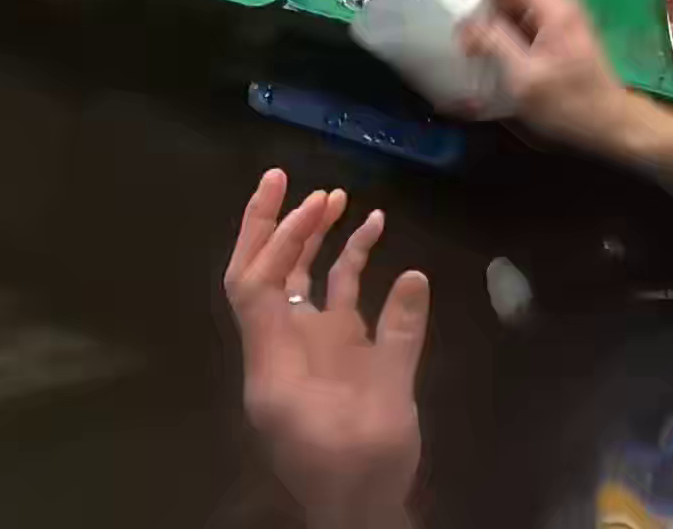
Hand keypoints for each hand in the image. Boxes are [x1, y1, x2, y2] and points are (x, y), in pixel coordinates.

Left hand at [225, 172, 428, 527]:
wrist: (363, 511)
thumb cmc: (364, 468)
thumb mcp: (387, 408)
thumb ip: (399, 340)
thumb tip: (414, 274)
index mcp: (275, 367)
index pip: (258, 291)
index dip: (278, 244)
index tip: (312, 205)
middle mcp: (281, 347)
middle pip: (259, 276)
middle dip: (265, 227)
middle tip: (279, 177)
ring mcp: (308, 343)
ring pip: (295, 278)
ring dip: (309, 236)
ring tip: (334, 195)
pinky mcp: (336, 344)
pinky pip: (336, 290)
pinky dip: (349, 257)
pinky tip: (373, 228)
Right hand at [459, 0, 650, 153]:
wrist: (608, 123)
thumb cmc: (570, 104)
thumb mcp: (525, 77)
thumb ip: (494, 43)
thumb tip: (466, 23)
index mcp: (553, 7)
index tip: (458, 2)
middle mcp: (557, 4)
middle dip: (481, 2)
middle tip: (463, 32)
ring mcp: (558, 17)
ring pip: (514, 2)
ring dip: (490, 19)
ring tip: (472, 47)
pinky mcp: (555, 33)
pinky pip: (522, 19)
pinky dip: (502, 30)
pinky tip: (491, 54)